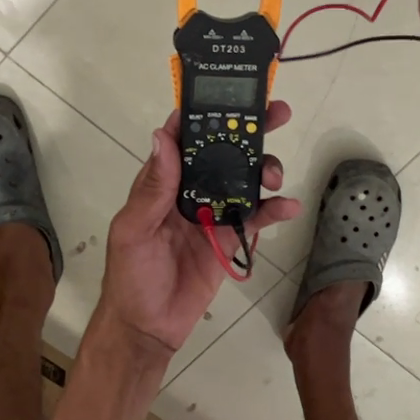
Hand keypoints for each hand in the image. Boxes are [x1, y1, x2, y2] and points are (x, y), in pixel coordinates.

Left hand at [92, 102, 302, 357]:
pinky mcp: (229, 237)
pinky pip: (255, 216)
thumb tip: (163, 136)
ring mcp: (212, 212)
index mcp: (162, 182)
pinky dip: (274, 209)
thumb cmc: (131, 276)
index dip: (203, 114)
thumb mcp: (133, 229)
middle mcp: (190, 190)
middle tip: (277, 112)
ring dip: (264, 169)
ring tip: (275, 175)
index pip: (183, 139)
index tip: (228, 92)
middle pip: (222, 152)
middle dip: (249, 130)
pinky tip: (289, 205)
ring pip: (244, 179)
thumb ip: (153, 187)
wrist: (149, 327)